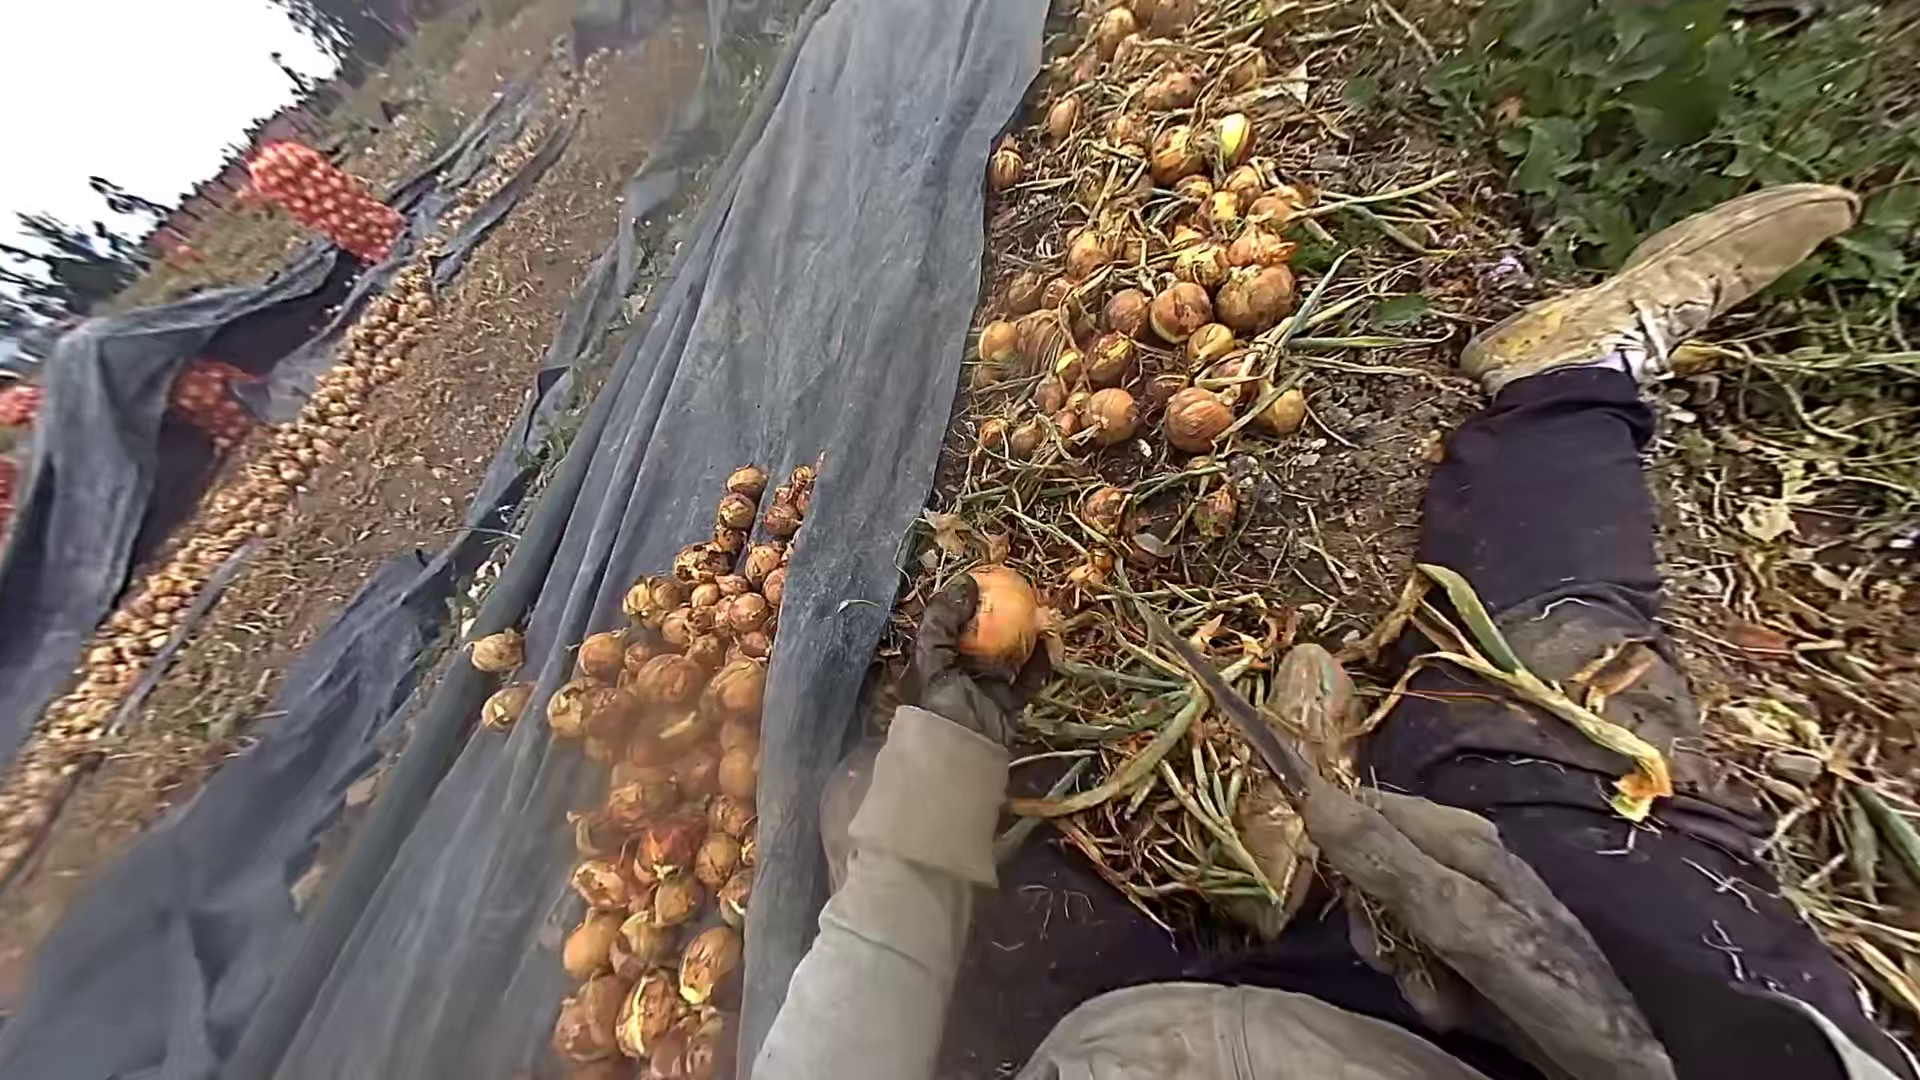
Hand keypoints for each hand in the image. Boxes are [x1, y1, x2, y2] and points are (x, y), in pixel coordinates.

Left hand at [906, 575, 1050, 744]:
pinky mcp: (1008, 701)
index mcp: (938, 655)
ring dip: (1027, 634)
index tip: (990, 582)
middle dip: (1005, 615)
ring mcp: (987, 685)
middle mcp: (962, 668)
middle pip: (986, 634)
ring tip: (1041, 614)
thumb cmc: (936, 698)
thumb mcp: (929, 651)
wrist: (958, 748)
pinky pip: (1028, 677)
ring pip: (1011, 653)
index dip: (970, 602)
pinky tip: (1049, 644)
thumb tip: (966, 584)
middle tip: (1023, 596)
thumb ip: (942, 617)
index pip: (953, 621)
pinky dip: (1040, 661)